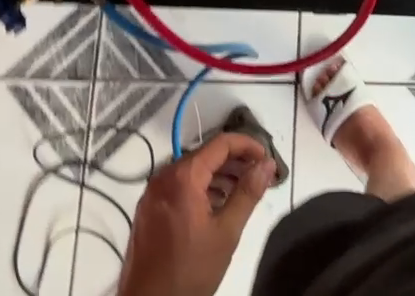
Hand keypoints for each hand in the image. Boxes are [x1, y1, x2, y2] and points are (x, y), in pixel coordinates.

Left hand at [118, 133, 275, 295]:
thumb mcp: (227, 232)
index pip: (221, 143)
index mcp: (182, 177)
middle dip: (234, 161)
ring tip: (241, 191)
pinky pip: (178, 185)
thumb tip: (267, 164)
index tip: (266, 159)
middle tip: (258, 177)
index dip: (247, 145)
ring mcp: (152, 193)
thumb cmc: (190, 270)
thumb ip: (248, 193)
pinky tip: (215, 206)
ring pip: (191, 170)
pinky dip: (200, 187)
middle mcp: (163, 176)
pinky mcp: (147, 209)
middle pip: (205, 154)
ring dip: (218, 175)